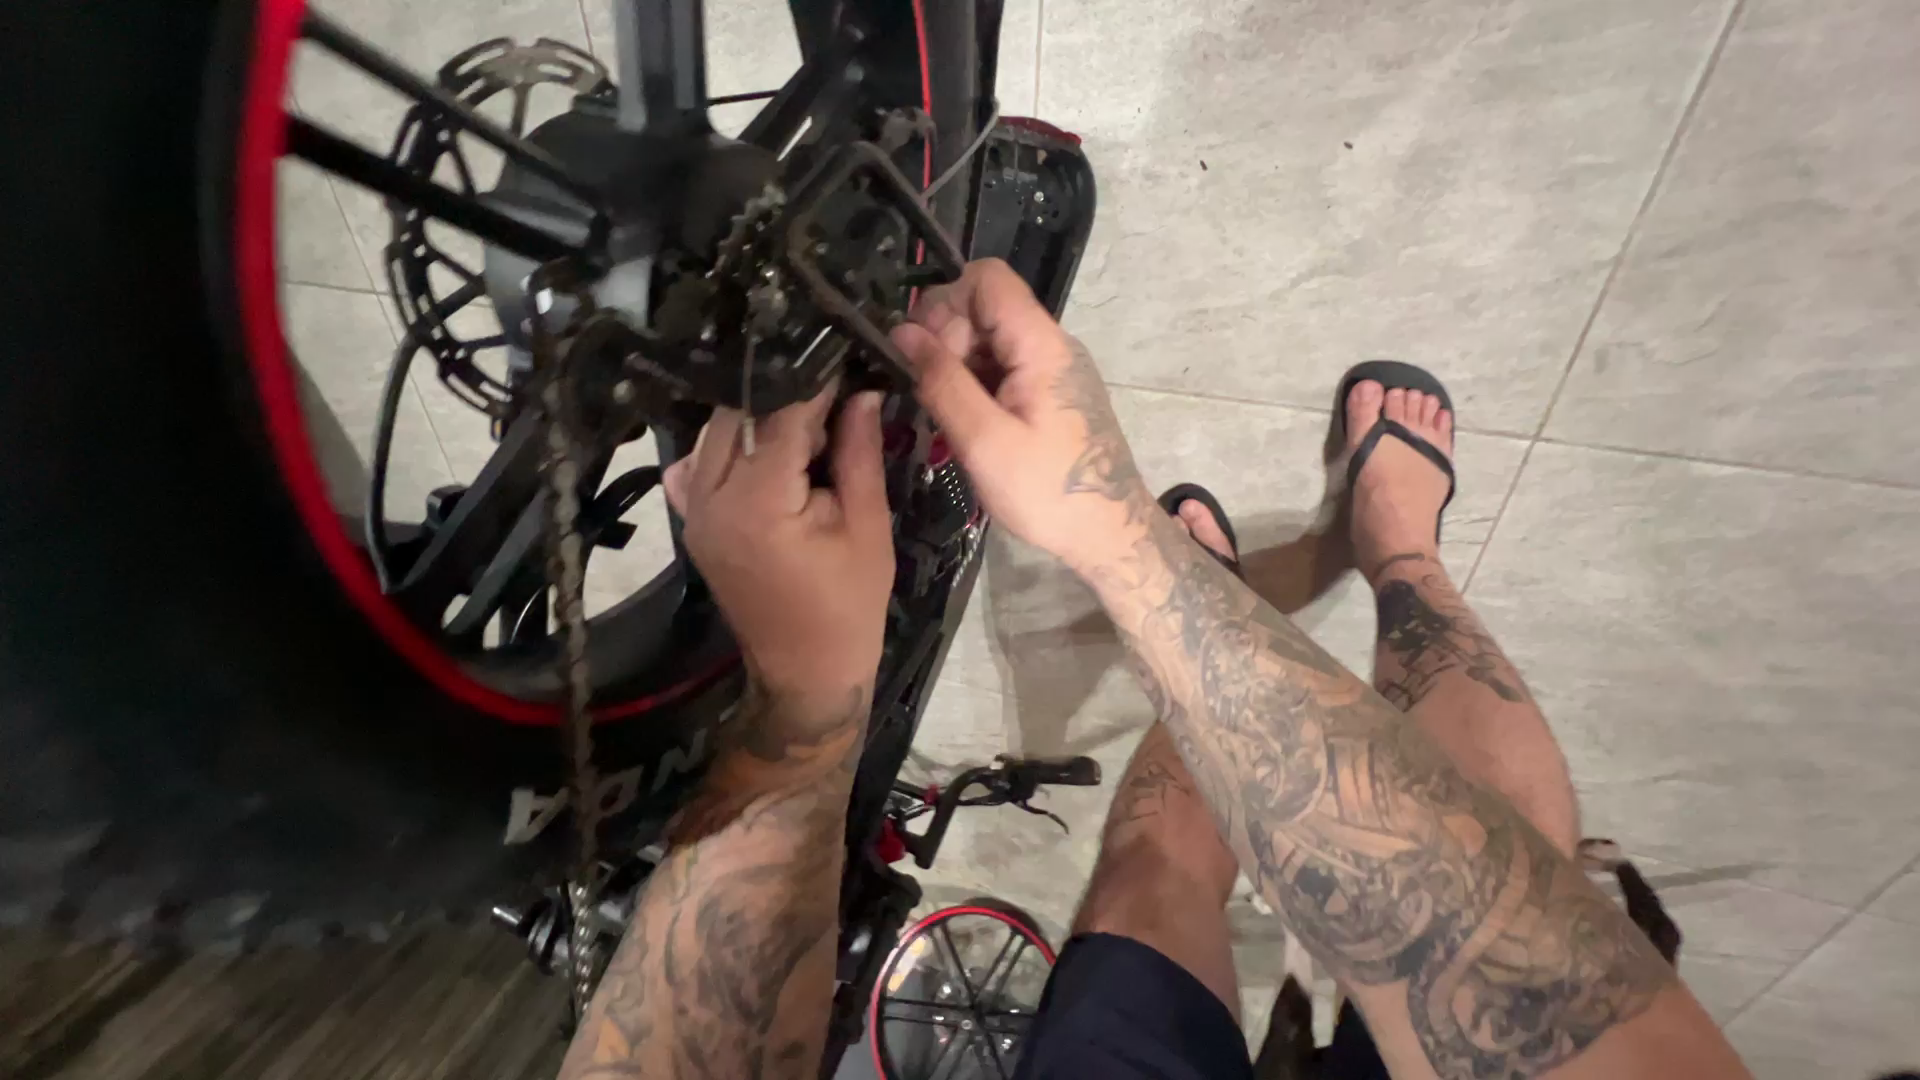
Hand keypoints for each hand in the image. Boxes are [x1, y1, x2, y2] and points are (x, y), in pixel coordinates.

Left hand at [664, 387, 892, 707]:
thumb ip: (859, 454)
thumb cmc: (848, 606)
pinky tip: (767, 450)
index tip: (844, 352)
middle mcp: (711, 500)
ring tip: (809, 419)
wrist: (806, 671)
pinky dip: (730, 446)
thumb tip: (863, 392)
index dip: (816, 380)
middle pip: (739, 415)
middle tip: (834, 389)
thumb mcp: (867, 527)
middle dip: (787, 395)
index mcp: (758, 504)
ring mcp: (693, 512)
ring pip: (716, 433)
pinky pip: (698, 466)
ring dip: (759, 416)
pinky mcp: (693, 523)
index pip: (781, 415)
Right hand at [889, 259, 1151, 568]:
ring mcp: (1054, 369)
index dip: (945, 303)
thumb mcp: (984, 441)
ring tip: (948, 415)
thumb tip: (901, 333)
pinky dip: (977, 385)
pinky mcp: (1051, 393)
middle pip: (986, 308)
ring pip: (991, 340)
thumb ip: (941, 382)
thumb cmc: (1047, 492)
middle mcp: (1051, 345)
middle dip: (947, 339)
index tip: (924, 353)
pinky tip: (968, 423)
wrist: (1108, 532)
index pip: (988, 278)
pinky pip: (1005, 369)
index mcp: (1041, 346)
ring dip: (959, 366)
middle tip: (932, 394)